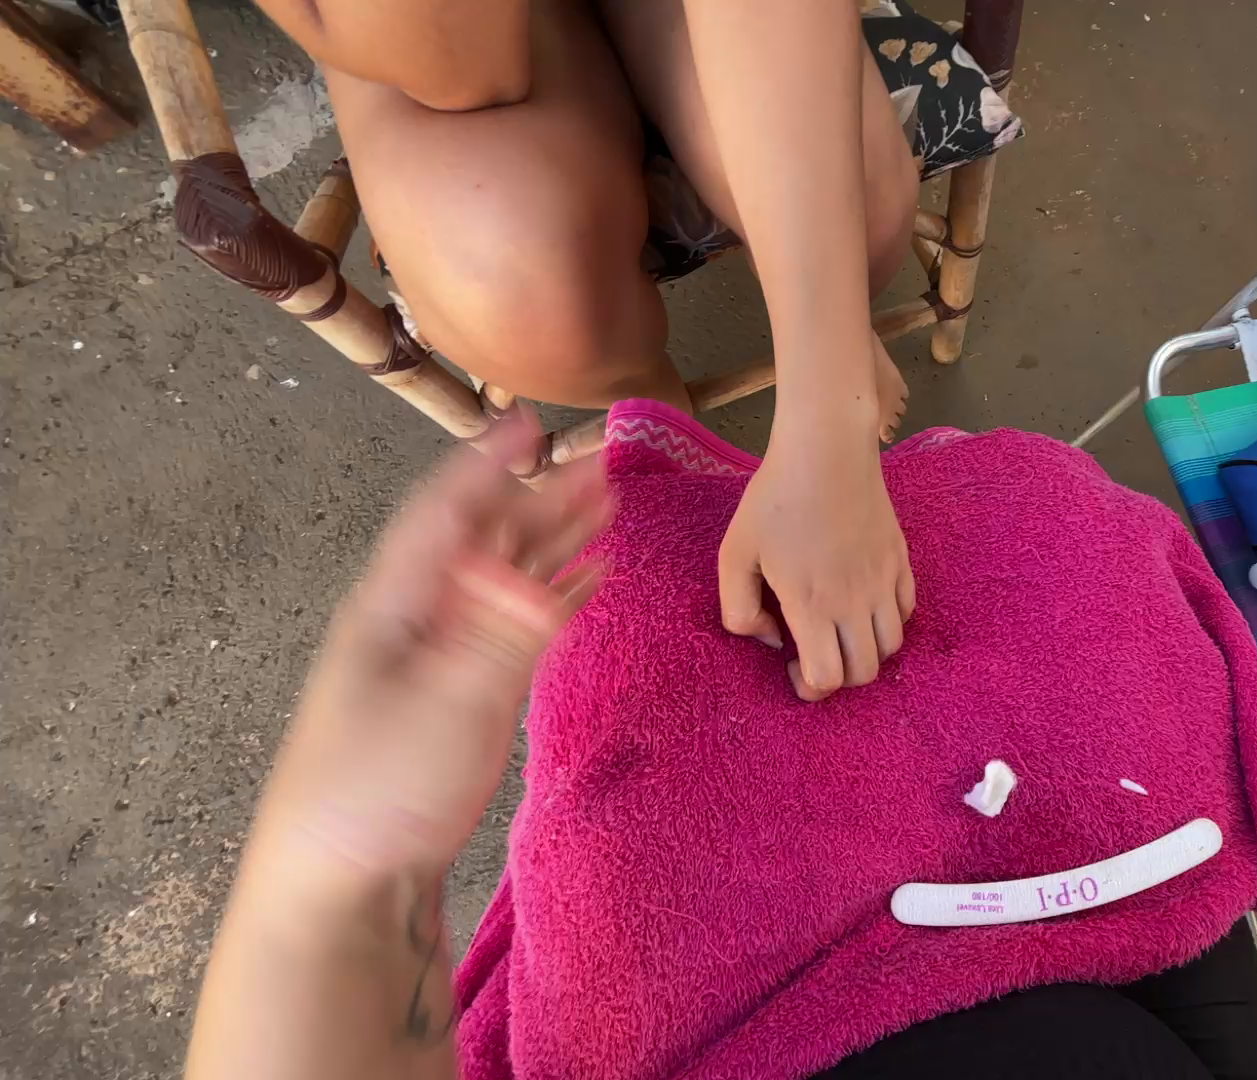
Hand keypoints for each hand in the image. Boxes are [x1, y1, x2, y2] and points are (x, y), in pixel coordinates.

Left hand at [248, 416, 610, 900]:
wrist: (352, 871)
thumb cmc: (375, 787)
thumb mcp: (441, 707)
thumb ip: (498, 638)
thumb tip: (543, 578)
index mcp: (397, 604)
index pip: (445, 515)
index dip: (485, 465)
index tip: (525, 423)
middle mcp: (428, 612)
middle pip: (492, 537)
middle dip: (544, 496)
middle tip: (600, 464)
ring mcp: (457, 646)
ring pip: (515, 573)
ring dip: (560, 537)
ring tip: (608, 505)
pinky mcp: (481, 678)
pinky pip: (530, 618)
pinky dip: (563, 591)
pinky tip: (594, 575)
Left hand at [718, 417, 914, 700]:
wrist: (826, 451)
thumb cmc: (775, 501)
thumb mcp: (734, 554)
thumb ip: (739, 611)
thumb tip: (770, 639)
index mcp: (812, 606)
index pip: (828, 680)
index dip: (810, 689)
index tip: (792, 668)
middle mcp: (855, 602)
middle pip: (865, 672)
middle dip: (839, 677)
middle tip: (816, 655)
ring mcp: (884, 582)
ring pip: (891, 647)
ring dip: (867, 652)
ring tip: (843, 632)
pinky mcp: (901, 561)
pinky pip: (906, 611)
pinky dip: (888, 621)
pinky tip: (865, 604)